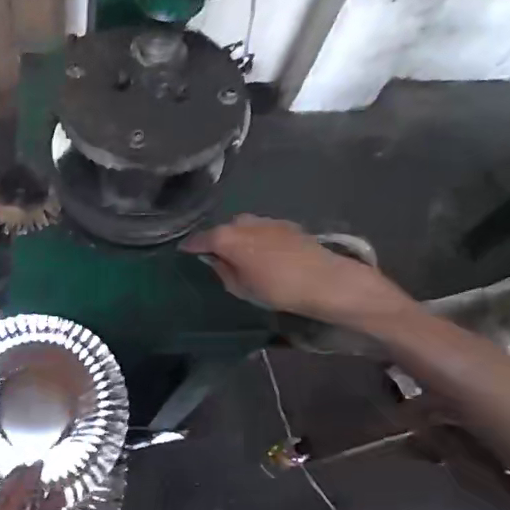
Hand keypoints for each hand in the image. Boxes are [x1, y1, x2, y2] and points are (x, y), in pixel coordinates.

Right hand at [181, 215, 413, 326]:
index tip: (184, 253)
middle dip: (218, 242)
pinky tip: (264, 254)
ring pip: (243, 227)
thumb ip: (223, 271)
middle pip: (223, 230)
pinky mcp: (286, 224)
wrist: (326, 281)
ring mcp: (267, 220)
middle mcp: (244, 221)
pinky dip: (257, 239)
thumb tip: (214, 259)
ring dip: (239, 239)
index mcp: (227, 237)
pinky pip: (261, 229)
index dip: (190, 247)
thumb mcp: (242, 288)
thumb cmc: (278, 289)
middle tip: (217, 259)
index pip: (200, 239)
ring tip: (241, 257)